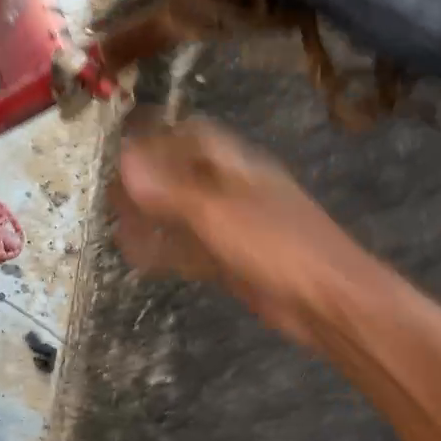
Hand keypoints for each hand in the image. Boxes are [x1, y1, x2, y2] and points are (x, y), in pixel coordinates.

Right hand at [110, 117, 360, 343]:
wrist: (328, 303)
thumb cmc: (278, 247)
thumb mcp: (217, 212)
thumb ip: (167, 187)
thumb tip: (123, 158)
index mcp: (237, 169)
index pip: (193, 136)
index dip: (157, 137)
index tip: (119, 149)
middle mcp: (231, 190)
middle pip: (177, 174)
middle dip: (142, 183)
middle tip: (111, 197)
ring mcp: (229, 224)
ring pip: (176, 212)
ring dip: (146, 218)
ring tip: (118, 227)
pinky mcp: (225, 256)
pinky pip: (184, 246)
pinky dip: (159, 249)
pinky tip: (138, 257)